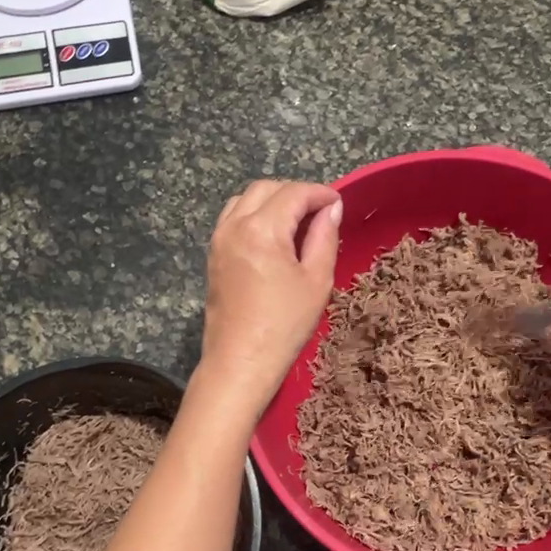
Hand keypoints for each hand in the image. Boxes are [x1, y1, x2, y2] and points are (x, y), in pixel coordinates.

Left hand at [198, 179, 341, 411]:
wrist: (240, 361)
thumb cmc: (284, 325)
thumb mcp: (317, 281)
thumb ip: (324, 237)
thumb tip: (331, 209)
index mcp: (262, 230)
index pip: (294, 193)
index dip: (320, 193)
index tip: (337, 203)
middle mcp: (234, 226)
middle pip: (266, 189)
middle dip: (295, 193)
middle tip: (319, 213)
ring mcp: (219, 240)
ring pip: (246, 200)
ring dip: (272, 201)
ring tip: (296, 223)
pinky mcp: (213, 255)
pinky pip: (232, 218)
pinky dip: (254, 215)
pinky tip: (273, 237)